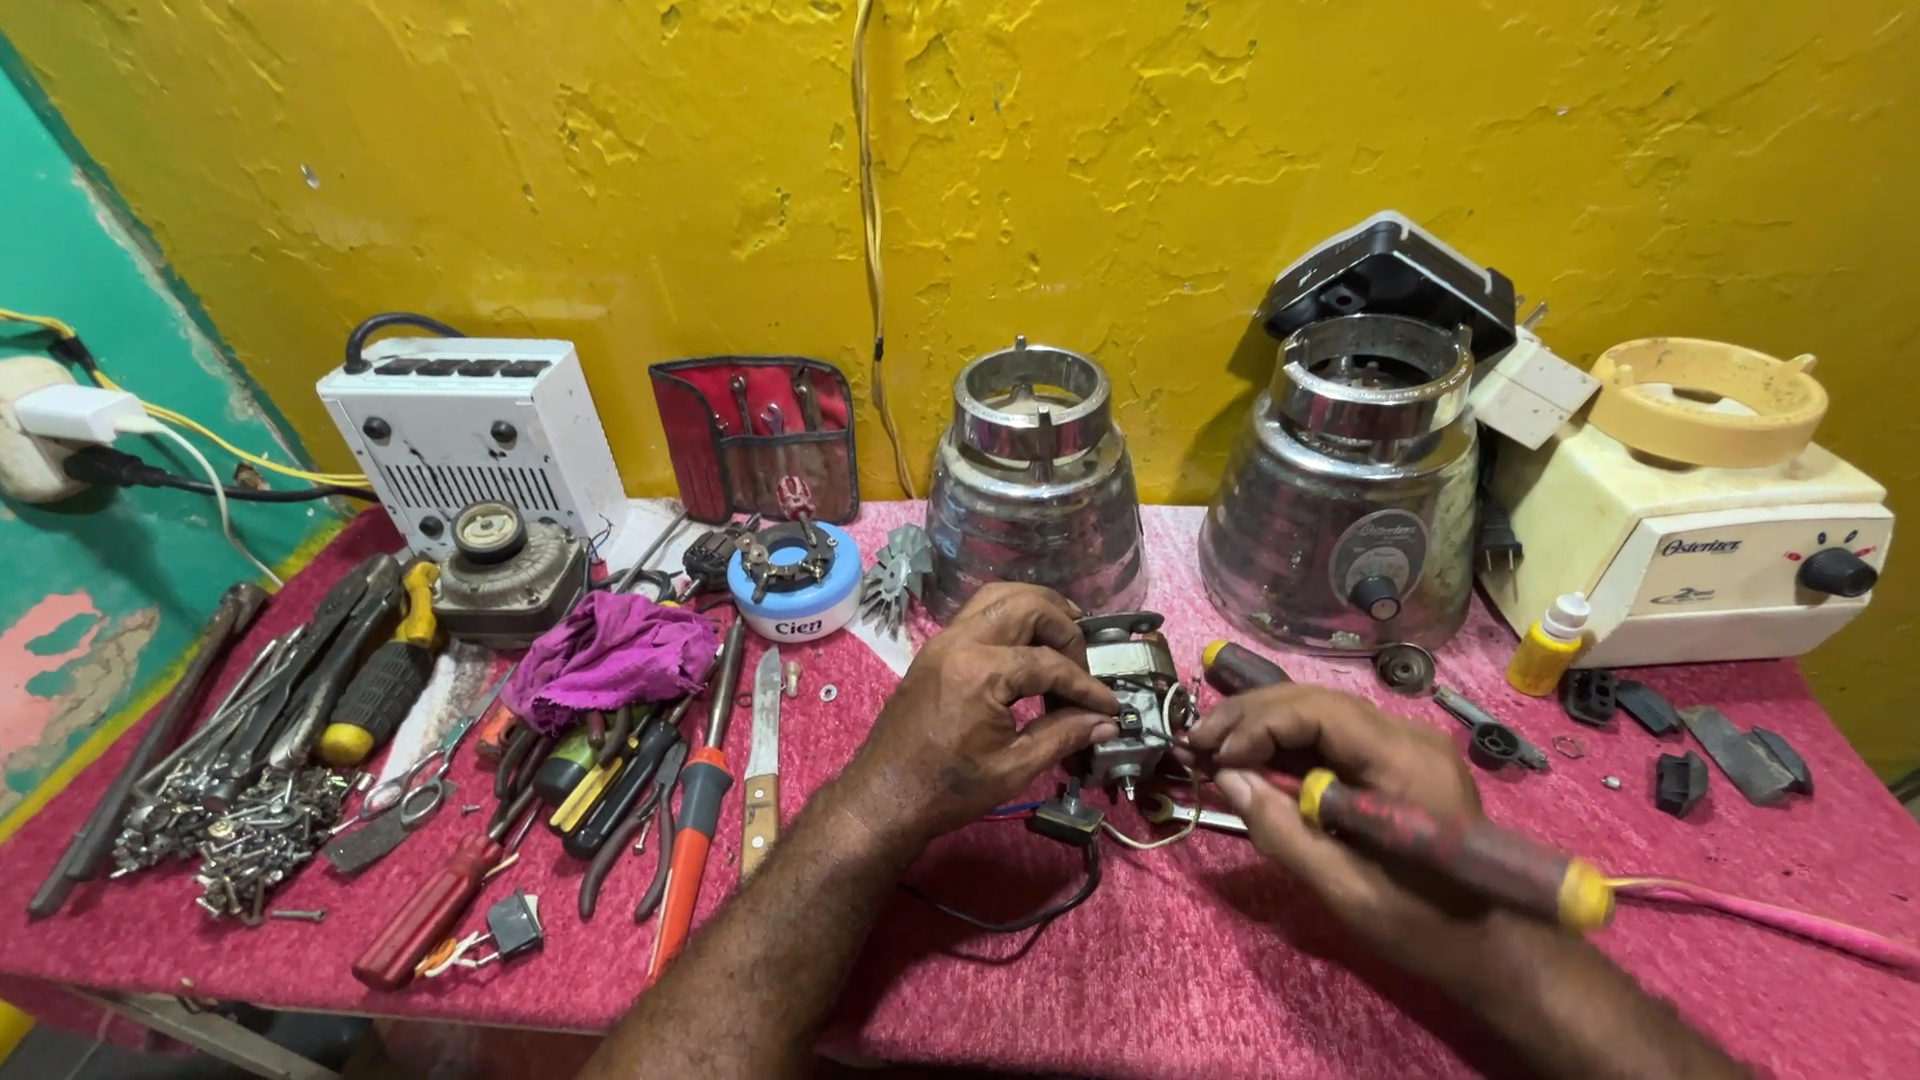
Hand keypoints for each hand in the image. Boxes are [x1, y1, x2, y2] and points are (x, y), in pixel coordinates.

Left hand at [837, 584, 1120, 849]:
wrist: (884, 797)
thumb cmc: (948, 789)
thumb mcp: (1014, 768)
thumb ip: (1063, 735)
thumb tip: (1107, 722)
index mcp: (980, 672)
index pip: (1050, 663)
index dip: (1086, 686)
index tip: (1109, 706)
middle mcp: (961, 641)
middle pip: (1027, 604)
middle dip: (1064, 628)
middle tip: (1083, 663)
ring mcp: (943, 640)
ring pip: (999, 596)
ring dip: (1037, 608)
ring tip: (1065, 637)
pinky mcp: (935, 648)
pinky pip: (979, 612)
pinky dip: (1010, 616)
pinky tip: (1029, 645)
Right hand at [1182, 684, 1537, 991]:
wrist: (1499, 949)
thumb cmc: (1428, 927)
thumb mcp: (1348, 890)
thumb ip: (1282, 831)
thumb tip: (1226, 777)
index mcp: (1404, 762)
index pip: (1317, 711)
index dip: (1258, 725)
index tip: (1217, 758)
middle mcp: (1404, 736)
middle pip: (1310, 700)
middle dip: (1247, 717)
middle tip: (1195, 740)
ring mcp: (1399, 743)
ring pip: (1313, 710)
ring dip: (1257, 724)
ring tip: (1209, 744)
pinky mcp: (1389, 757)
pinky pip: (1325, 734)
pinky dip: (1280, 742)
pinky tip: (1246, 754)